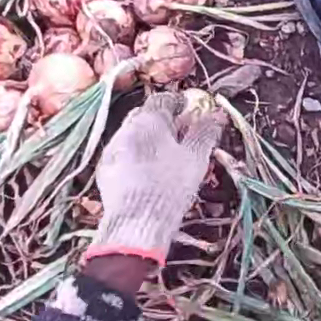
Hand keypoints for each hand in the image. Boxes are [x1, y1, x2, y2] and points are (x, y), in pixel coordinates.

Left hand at [86, 92, 224, 266]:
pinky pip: (121, 155)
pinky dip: (134, 158)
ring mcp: (112, 149)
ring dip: (146, 139)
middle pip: (145, 115)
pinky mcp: (104, 171)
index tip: (188, 112)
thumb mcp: (195, 157)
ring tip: (162, 156)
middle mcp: (126, 128)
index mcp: (150, 119)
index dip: (178, 103)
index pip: (164, 99)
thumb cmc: (171, 185)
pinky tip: (145, 173)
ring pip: (131, 135)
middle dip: (161, 121)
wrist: (137, 221)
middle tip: (178, 135)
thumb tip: (217, 115)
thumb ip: (205, 132)